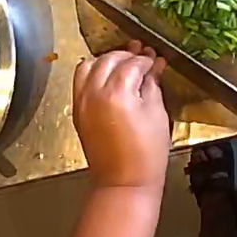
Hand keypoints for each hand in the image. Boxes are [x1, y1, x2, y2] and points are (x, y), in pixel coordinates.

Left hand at [74, 42, 170, 190]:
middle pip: (109, 59)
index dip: (147, 60)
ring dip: (107, 60)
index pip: (132, 64)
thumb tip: (154, 69)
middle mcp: (94, 93)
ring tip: (123, 63)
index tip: (156, 60)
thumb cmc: (146, 155)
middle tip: (142, 56)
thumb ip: (152, 86)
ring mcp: (82, 102)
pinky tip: (107, 77)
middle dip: (127, 55)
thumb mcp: (158, 115)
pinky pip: (80, 81)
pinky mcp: (78, 111)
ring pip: (89, 65)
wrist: (124, 181)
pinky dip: (93, 73)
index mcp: (117, 93)